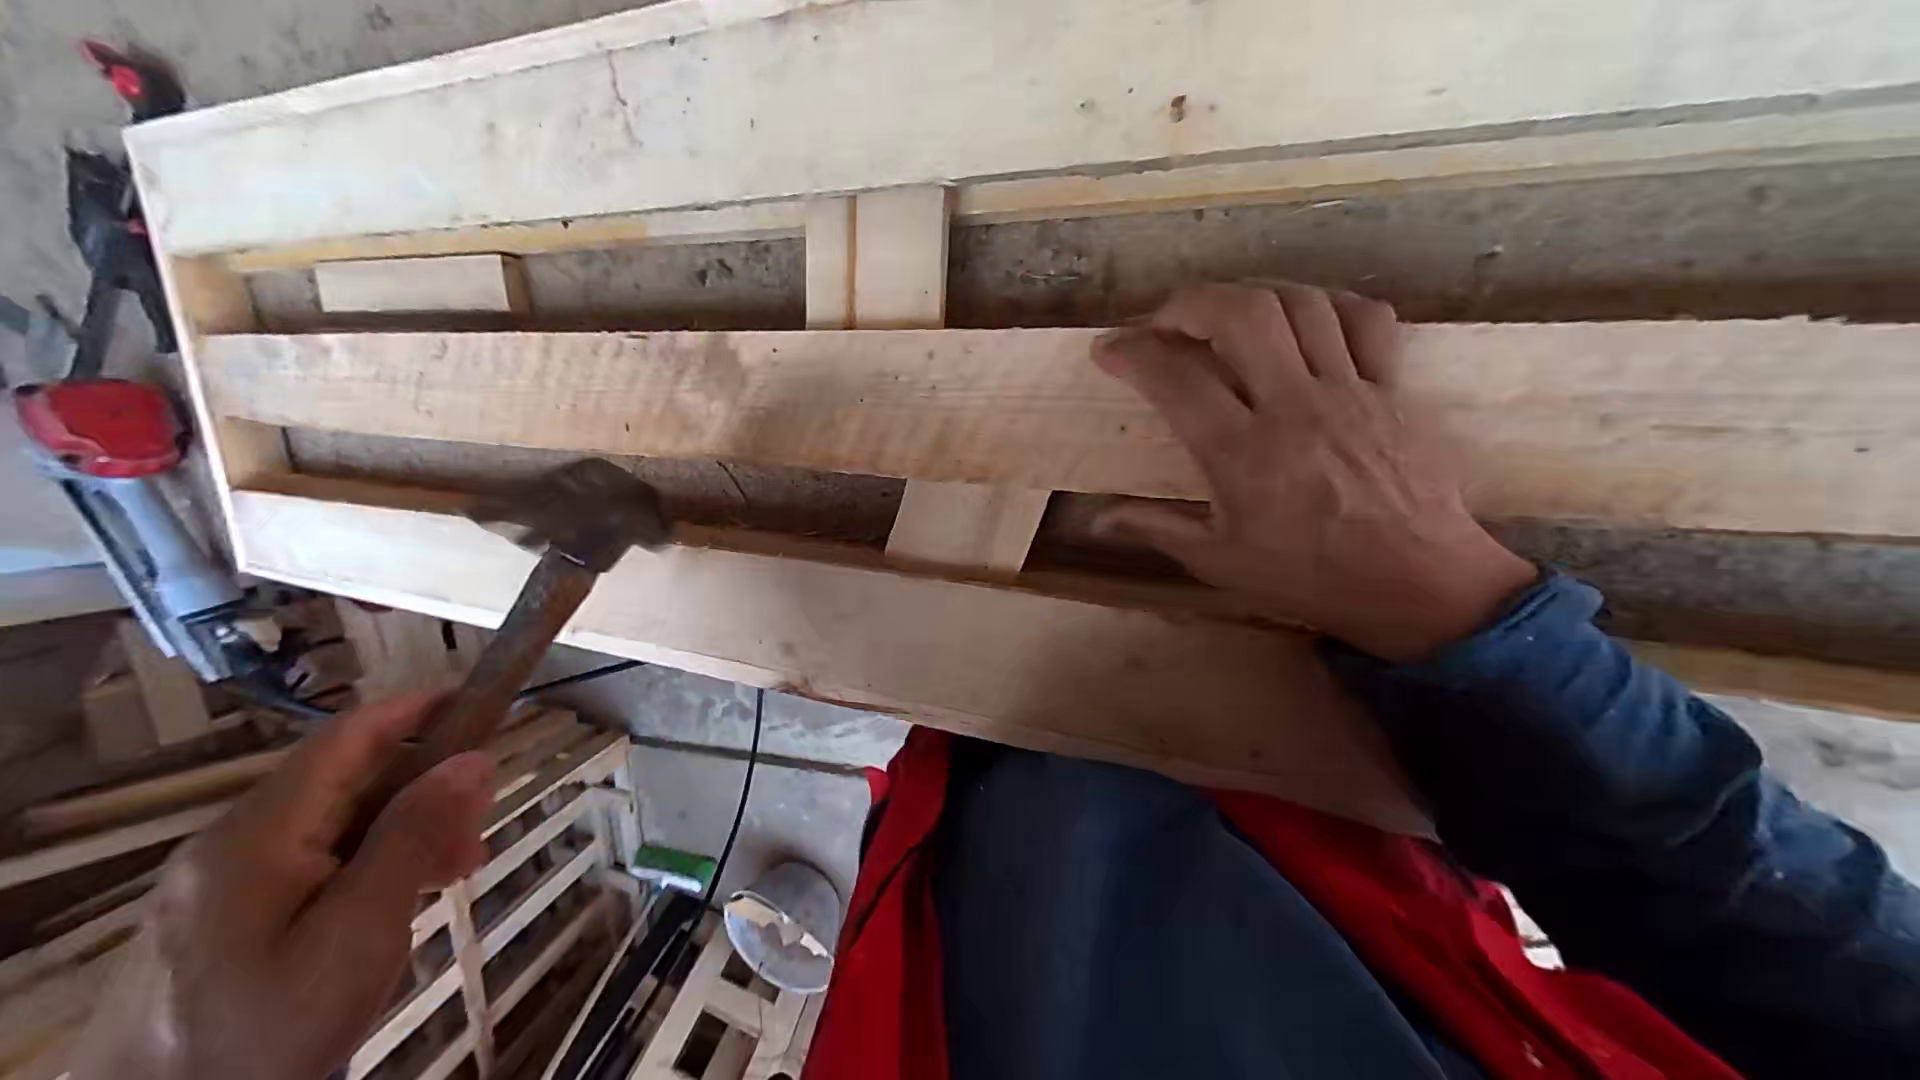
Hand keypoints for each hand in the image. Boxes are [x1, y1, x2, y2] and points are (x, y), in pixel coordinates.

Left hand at [70, 694, 494, 1079]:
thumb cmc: (262, 1032)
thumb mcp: (359, 933)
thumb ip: (414, 837)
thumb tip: (473, 759)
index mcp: (257, 834)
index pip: (346, 738)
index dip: (415, 709)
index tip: (480, 702)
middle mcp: (232, 844)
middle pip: (347, 781)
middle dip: (426, 785)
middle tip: (483, 819)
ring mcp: (224, 884)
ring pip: (337, 824)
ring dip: (407, 828)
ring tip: (459, 866)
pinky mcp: (226, 920)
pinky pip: (316, 863)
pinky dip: (374, 862)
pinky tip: (406, 896)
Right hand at [1092, 282, 1535, 661]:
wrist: (1419, 585)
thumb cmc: (1309, 577)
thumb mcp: (1220, 561)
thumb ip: (1156, 529)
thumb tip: (1097, 521)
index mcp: (1242, 455)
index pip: (1175, 379)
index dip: (1131, 353)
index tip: (1108, 349)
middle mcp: (1294, 408)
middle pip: (1242, 314)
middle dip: (1191, 302)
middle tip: (1167, 320)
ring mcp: (1351, 391)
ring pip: (1301, 304)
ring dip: (1251, 296)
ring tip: (1226, 316)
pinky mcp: (1395, 389)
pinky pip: (1366, 318)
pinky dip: (1326, 304)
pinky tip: (1302, 319)